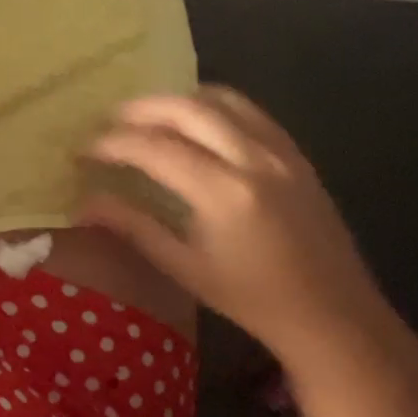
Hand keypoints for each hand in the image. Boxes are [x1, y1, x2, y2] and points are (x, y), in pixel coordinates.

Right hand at [74, 86, 393, 358]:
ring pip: (224, 100)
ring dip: (177, 101)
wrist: (334, 316)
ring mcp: (282, 154)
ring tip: (146, 118)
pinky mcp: (297, 157)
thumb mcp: (182, 266)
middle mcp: (255, 161)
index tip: (82, 151)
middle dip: (140, 109)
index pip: (154, 147)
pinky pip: (251, 113)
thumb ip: (132, 226)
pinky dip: (213, 109)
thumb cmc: (251, 298)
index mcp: (224, 192)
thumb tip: (83, 204)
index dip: (112, 143)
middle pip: (188, 109)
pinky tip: (193, 128)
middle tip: (108, 122)